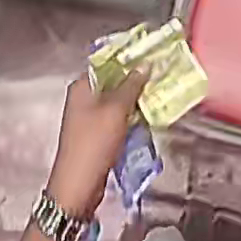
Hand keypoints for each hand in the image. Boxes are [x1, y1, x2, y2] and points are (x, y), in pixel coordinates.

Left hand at [46, 71, 148, 217]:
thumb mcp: (116, 110)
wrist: (79, 185)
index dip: (129, 58)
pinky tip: (150, 116)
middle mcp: (84, 97)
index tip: (152, 55)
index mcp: (82, 86)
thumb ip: (131, 86)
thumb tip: (145, 64)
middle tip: (162, 74)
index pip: (107, 62)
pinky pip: (118, 117)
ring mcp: (89, 116)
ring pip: (117, 100)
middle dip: (136, 79)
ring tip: (161, 93)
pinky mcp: (97, 133)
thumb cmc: (94, 143)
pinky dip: (132, 116)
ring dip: (136, 99)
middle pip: (113, 81)